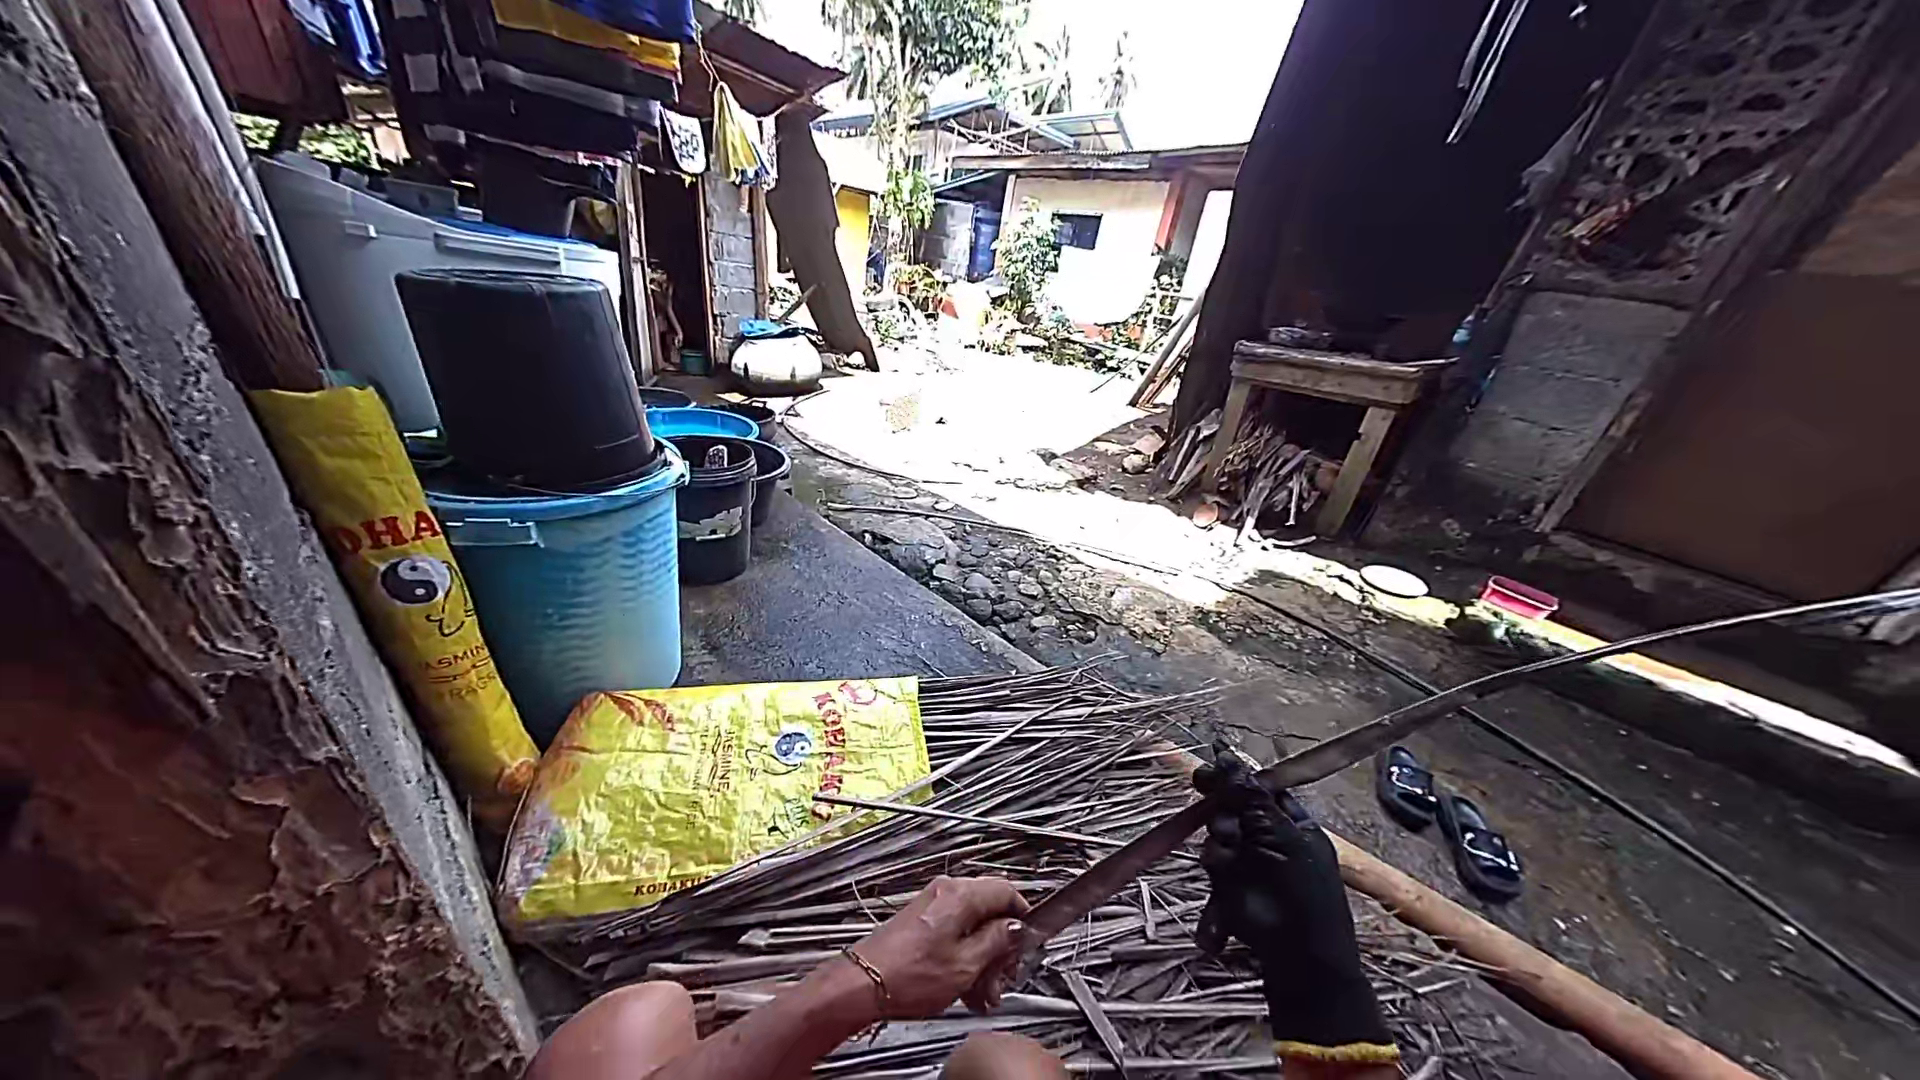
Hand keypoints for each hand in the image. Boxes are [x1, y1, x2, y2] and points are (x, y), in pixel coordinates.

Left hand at [849, 876, 1028, 1017]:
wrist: (863, 984)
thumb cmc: (909, 974)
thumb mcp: (965, 964)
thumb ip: (997, 942)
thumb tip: (1016, 929)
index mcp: (961, 894)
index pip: (1006, 890)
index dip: (1023, 916)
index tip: (1029, 942)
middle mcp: (947, 891)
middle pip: (990, 909)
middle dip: (1001, 947)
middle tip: (1003, 979)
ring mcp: (933, 904)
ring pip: (973, 924)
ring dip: (984, 958)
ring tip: (983, 993)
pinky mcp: (922, 920)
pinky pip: (955, 932)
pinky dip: (965, 955)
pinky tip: (965, 988)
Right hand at [1194, 743, 1395, 1059]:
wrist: (1301, 957)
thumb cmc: (1303, 891)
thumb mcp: (1281, 835)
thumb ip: (1250, 796)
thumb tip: (1226, 755)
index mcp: (1289, 823)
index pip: (1257, 789)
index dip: (1235, 776)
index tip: (1212, 763)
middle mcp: (1265, 837)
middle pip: (1231, 807)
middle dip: (1220, 806)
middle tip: (1206, 793)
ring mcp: (1244, 861)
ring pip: (1216, 833)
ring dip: (1218, 842)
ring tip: (1225, 855)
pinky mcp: (1225, 884)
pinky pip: (1211, 867)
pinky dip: (1215, 883)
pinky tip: (1224, 903)